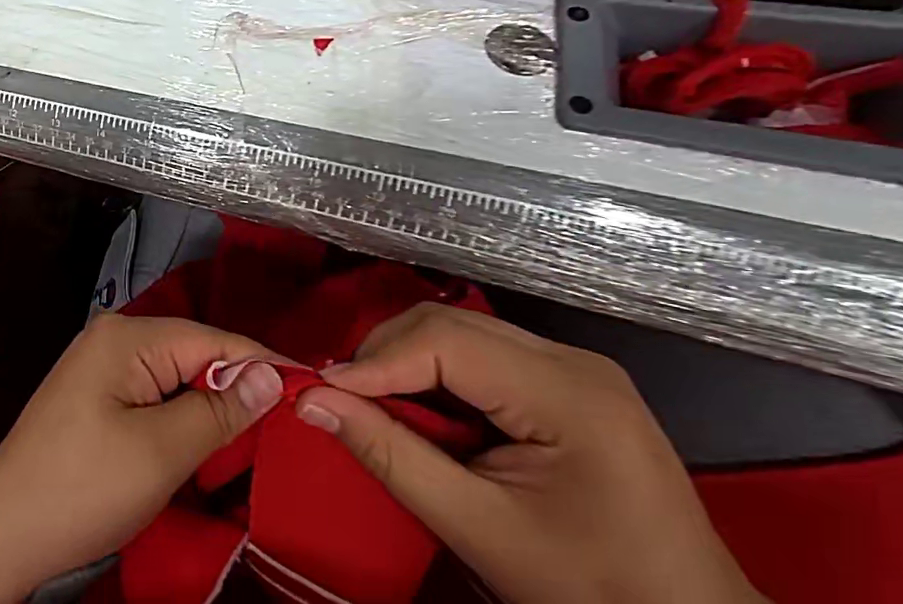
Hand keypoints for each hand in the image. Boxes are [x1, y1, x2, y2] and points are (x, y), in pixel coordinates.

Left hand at [0, 313, 285, 603]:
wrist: (3, 531)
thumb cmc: (83, 487)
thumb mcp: (161, 451)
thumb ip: (220, 410)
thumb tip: (271, 376)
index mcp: (125, 336)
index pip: (211, 339)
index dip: (262, 363)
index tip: (313, 385)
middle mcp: (112, 337)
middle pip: (193, 352)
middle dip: (238, 382)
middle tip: (290, 414)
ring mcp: (101, 365)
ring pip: (176, 374)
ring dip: (212, 400)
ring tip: (260, 424)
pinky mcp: (97, 395)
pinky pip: (154, 392)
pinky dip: (184, 412)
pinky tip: (208, 430)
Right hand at [296, 304, 765, 603]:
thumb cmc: (591, 590)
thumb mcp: (481, 530)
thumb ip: (392, 458)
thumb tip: (311, 401)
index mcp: (568, 392)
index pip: (444, 341)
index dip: (375, 361)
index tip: (318, 391)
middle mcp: (573, 360)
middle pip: (449, 325)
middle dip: (385, 357)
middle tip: (341, 398)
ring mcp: (575, 367)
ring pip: (460, 333)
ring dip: (407, 362)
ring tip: (373, 405)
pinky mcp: (568, 383)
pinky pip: (481, 356)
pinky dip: (437, 375)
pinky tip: (423, 411)